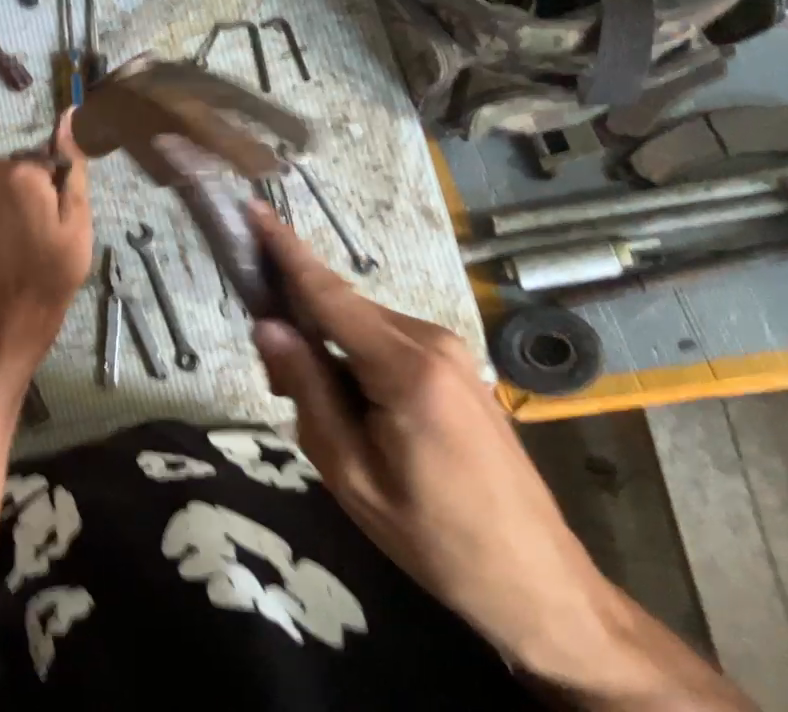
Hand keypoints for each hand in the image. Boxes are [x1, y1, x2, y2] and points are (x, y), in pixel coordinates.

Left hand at [0, 112, 91, 349]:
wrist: (18, 304)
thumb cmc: (55, 263)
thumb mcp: (76, 214)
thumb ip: (72, 163)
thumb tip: (69, 115)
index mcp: (19, 170)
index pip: (56, 156)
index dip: (65, 184)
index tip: (66, 214)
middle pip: (35, 163)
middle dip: (47, 186)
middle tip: (55, 226)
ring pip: (21, 175)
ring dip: (33, 196)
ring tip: (41, 230)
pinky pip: (6, 188)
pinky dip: (18, 202)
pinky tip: (25, 230)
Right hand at [247, 205, 748, 706]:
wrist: (534, 580)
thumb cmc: (431, 534)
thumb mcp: (348, 470)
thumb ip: (306, 389)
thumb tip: (268, 326)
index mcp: (405, 368)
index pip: (328, 294)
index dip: (285, 250)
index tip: (253, 208)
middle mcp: (432, 343)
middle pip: (340, 308)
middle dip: (296, 324)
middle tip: (277, 385)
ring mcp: (451, 354)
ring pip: (360, 327)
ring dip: (324, 349)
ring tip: (317, 412)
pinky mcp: (456, 370)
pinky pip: (384, 344)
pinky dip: (352, 361)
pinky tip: (350, 409)